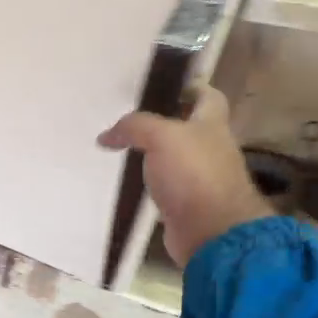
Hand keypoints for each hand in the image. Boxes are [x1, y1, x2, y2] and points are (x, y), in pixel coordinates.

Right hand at [97, 88, 271, 265]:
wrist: (210, 229)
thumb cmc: (193, 174)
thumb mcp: (162, 138)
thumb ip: (135, 128)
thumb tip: (106, 135)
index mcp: (212, 125)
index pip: (208, 96)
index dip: (190, 88)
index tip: (162, 88)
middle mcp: (210, 148)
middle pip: (188, 128)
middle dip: (164, 123)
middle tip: (130, 122)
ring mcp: (200, 178)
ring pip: (174, 158)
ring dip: (153, 155)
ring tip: (121, 152)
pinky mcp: (187, 204)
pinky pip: (165, 187)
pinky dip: (149, 185)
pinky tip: (128, 185)